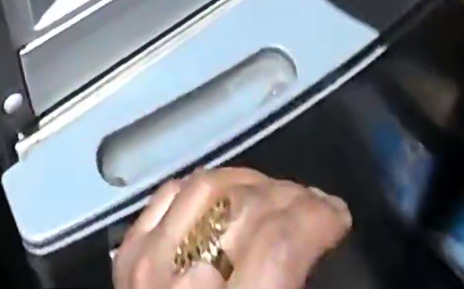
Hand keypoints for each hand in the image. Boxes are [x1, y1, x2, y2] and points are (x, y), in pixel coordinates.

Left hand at [113, 168, 350, 288]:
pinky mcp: (126, 255)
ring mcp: (145, 263)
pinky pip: (168, 196)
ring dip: (248, 185)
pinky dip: (203, 188)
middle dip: (287, 196)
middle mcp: (181, 282)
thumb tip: (308, 243)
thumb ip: (286, 285)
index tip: (337, 212)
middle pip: (241, 212)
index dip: (313, 219)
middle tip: (314, 199)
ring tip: (279, 194)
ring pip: (203, 190)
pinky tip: (228, 194)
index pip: (278, 246)